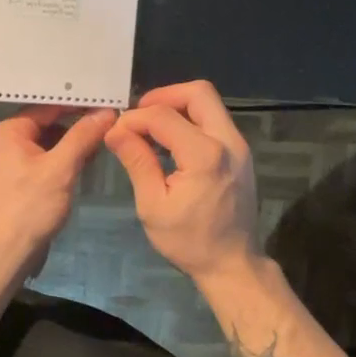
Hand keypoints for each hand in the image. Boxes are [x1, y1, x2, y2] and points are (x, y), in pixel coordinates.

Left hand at [0, 106, 116, 272]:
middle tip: (111, 123)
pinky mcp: (19, 180)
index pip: (49, 106)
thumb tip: (107, 111)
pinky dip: (65, 160)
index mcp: (9, 131)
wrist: (8, 250)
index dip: (79, 104)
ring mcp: (11, 161)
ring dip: (74, 144)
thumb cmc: (31, 206)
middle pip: (49, 124)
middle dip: (78, 126)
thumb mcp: (61, 168)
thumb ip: (83, 136)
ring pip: (49, 143)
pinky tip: (86, 162)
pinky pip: (46, 160)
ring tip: (103, 142)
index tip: (108, 102)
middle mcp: (6, 141)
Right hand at [105, 80, 258, 281]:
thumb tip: (115, 131)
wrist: (232, 263)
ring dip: (178, 108)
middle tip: (138, 115)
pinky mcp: (241, 155)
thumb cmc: (188, 241)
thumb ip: (137, 162)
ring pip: (210, 105)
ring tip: (150, 129)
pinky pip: (215, 123)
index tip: (114, 132)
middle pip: (198, 93)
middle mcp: (228, 141)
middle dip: (163, 97)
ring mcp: (239, 146)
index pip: (163, 116)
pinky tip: (170, 144)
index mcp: (204, 154)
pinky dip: (191, 122)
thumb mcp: (153, 206)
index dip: (134, 119)